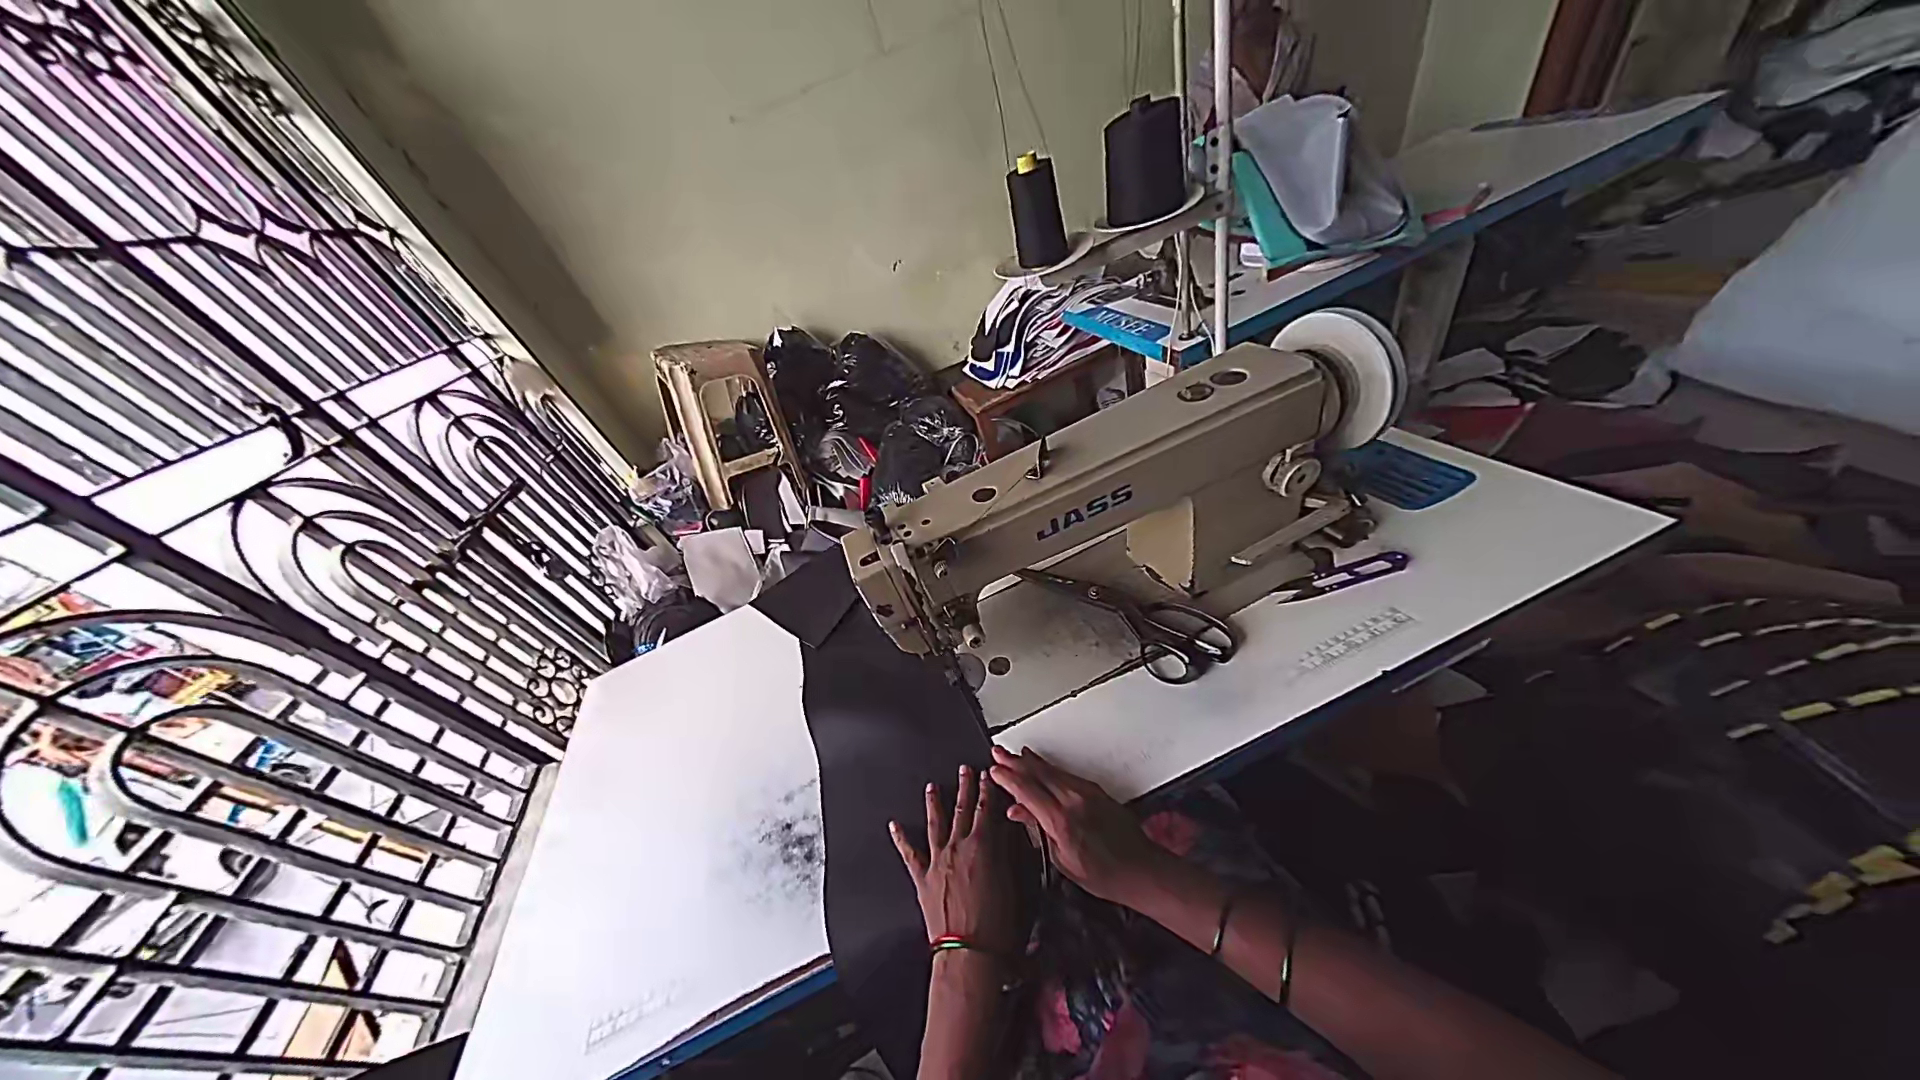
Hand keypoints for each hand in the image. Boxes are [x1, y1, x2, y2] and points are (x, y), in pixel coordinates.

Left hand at [890, 764, 1020, 954]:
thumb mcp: (1013, 882)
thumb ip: (1007, 852)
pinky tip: (895, 825)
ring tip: (932, 787)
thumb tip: (1006, 831)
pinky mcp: (922, 878)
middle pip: (962, 809)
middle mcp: (958, 848)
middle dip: (965, 787)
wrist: (970, 953)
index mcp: (983, 846)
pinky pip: (909, 853)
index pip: (986, 809)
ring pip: (936, 823)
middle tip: (965, 770)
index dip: (988, 791)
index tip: (988, 776)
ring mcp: (938, 861)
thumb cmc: (996, 925)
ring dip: (935, 803)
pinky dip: (901, 838)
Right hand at [988, 746, 1169, 906]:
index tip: (994, 771)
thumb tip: (1017, 812)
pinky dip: (1049, 767)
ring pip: (1052, 770)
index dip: (1008, 778)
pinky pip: (1066, 773)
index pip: (1027, 790)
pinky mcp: (1096, 790)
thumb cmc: (1105, 874)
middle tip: (998, 752)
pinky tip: (1042, 765)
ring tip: (1015, 754)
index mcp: (1061, 820)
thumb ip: (1038, 831)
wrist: (1141, 869)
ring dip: (1031, 761)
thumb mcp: (1062, 860)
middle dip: (1015, 761)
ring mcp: (1087, 792)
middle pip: (1037, 773)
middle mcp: (1074, 800)